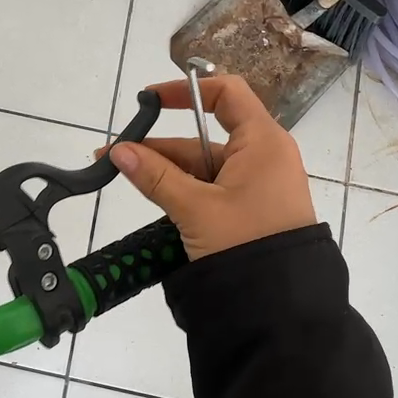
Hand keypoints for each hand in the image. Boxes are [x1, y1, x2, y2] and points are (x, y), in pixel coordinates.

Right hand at [107, 75, 316, 259]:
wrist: (283, 306)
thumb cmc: (245, 242)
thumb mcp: (195, 208)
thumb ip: (154, 176)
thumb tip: (117, 150)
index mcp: (262, 142)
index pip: (226, 93)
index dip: (186, 90)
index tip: (149, 99)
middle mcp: (263, 157)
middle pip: (204, 136)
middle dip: (159, 145)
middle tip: (115, 154)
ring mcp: (257, 185)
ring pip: (204, 166)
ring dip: (165, 170)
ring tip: (123, 175)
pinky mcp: (250, 210)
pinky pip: (212, 188)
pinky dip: (182, 189)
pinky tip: (152, 195)